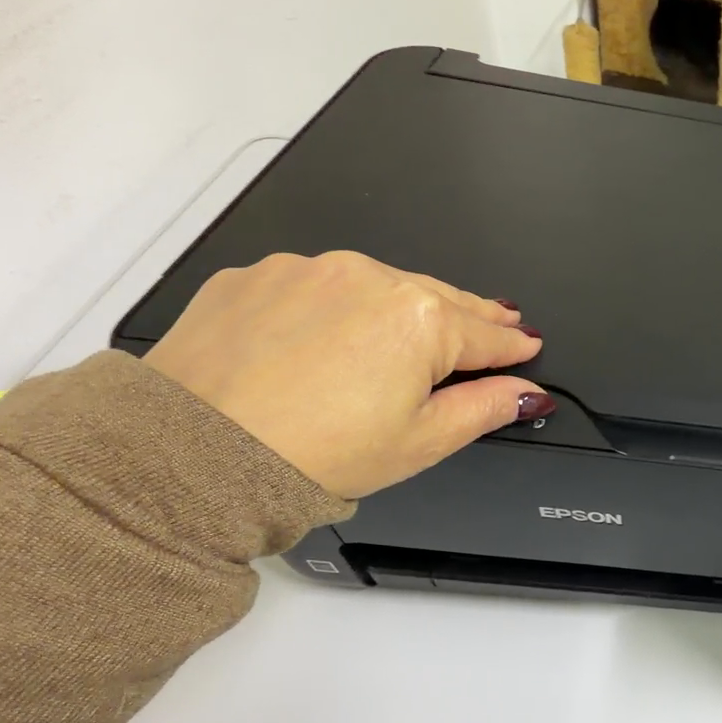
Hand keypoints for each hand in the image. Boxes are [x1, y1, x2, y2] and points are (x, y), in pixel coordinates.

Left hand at [143, 251, 548, 498]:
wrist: (193, 450)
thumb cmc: (309, 451)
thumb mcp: (423, 441)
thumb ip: (487, 408)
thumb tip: (525, 394)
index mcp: (420, 319)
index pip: (488, 333)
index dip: (514, 344)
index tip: (527, 344)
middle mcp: (367, 278)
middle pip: (440, 299)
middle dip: (470, 316)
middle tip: (496, 324)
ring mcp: (307, 271)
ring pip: (379, 285)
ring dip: (404, 307)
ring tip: (415, 335)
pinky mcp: (257, 276)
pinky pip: (318, 284)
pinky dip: (338, 306)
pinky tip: (337, 337)